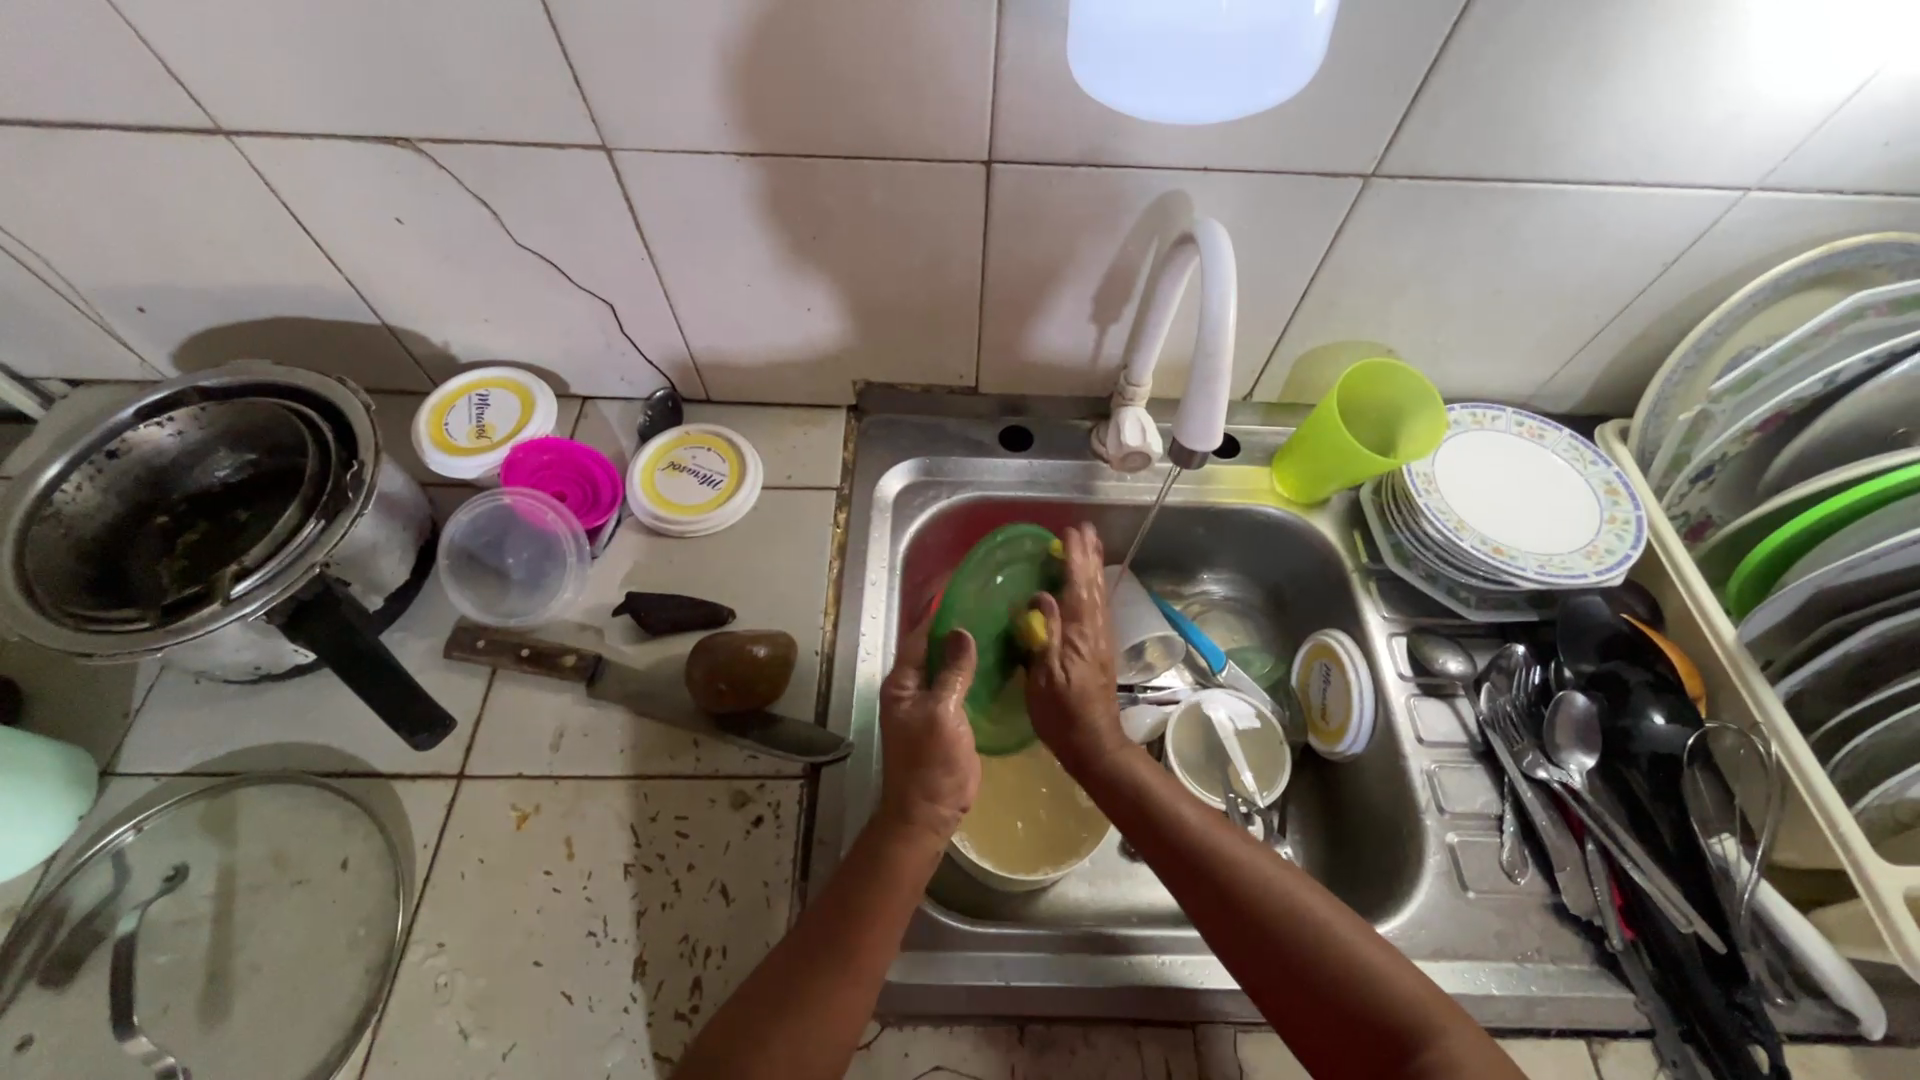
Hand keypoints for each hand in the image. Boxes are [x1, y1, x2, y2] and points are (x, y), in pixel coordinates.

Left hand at [876, 608, 979, 843]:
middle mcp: (913, 689)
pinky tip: (1001, 663)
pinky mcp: (949, 720)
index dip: (939, 613)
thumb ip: (952, 672)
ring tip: (1001, 625)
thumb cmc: (930, 762)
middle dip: (958, 629)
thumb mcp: (942, 712)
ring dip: (969, 651)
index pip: (919, 637)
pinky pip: (962, 687)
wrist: (929, 811)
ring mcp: (931, 705)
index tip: (963, 589)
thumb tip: (960, 632)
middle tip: (991, 603)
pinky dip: (977, 674)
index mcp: (902, 683)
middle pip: (935, 650)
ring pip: (950, 668)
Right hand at [1027, 524, 1130, 775]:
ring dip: (1093, 568)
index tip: (1069, 532)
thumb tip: (1042, 596)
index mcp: (1078, 633)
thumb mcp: (1043, 677)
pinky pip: (1098, 608)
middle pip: (1093, 585)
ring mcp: (1100, 640)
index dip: (1073, 558)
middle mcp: (1094, 630)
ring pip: (1098, 595)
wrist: (1094, 744)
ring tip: (1090, 546)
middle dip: (1088, 556)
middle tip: (1084, 529)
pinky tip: (1089, 587)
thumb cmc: (1061, 714)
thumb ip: (1044, 635)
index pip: (1077, 586)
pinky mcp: (1100, 651)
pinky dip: (1094, 589)